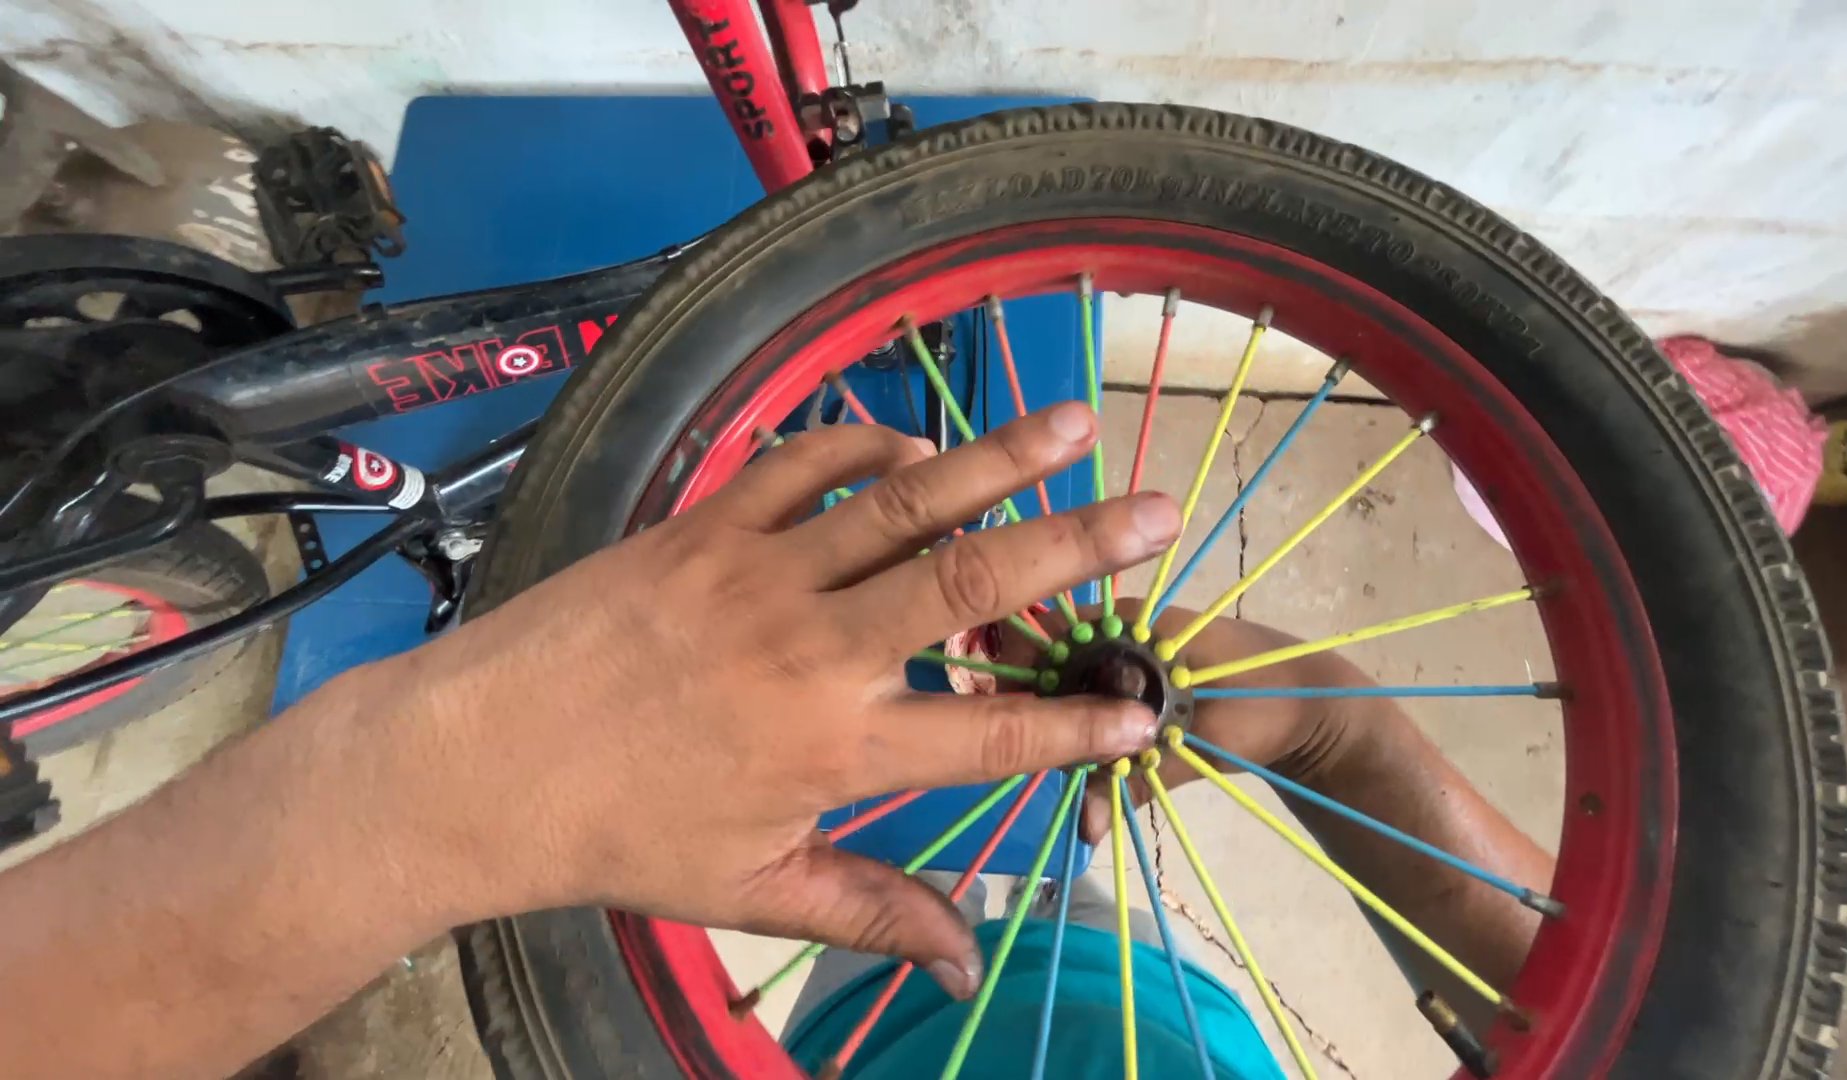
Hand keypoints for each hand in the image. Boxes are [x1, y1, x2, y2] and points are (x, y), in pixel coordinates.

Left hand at [370, 403, 1178, 996]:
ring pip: (904, 502)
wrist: (470, 765)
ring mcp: (761, 571)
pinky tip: (915, 447)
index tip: (1147, 710)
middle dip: (1079, 547)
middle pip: (971, 586)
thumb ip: (872, 913)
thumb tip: (968, 959)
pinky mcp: (707, 523)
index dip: (1076, 726)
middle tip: (1157, 512)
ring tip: (1070, 428)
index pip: (987, 738)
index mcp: (832, 748)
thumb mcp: (751, 892)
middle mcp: (815, 648)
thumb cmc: (617, 835)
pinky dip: (868, 445)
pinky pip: (805, 463)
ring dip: (997, 462)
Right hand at [1041, 600, 1373, 843]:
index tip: (1011, 719)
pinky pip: (1100, 705)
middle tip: (1035, 754)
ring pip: (1079, 691)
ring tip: (1057, 763)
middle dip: (1047, 711)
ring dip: (1069, 727)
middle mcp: (1121, 635)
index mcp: (1133, 622)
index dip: (1027, 673)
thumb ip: (1137, 778)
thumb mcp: (1200, 741)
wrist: (1315, 709)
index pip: (1055, 633)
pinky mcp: (1139, 688)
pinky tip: (1082, 760)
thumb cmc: (1265, 703)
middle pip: (1061, 667)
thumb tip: (1083, 829)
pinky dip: (1091, 732)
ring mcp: (1129, 661)